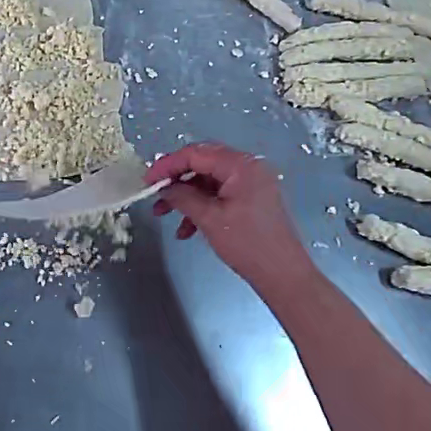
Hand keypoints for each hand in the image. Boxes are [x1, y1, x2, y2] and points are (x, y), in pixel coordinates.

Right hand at [146, 142, 316, 287]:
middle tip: (154, 193)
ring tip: (164, 214)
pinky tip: (186, 229)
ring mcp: (251, 184)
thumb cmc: (247, 244)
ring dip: (184, 196)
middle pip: (201, 164)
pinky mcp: (250, 200)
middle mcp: (248, 168)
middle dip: (175, 179)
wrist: (284, 276)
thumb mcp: (209, 218)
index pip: (195, 154)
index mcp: (241, 166)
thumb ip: (182, 197)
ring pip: (207, 181)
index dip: (167, 165)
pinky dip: (200, 207)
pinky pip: (218, 195)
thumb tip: (163, 187)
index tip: (147, 180)